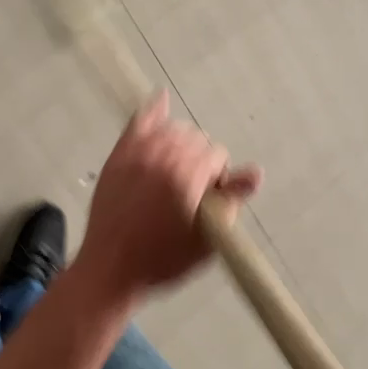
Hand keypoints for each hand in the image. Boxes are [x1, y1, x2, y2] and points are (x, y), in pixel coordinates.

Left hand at [74, 90, 261, 300]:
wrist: (111, 267)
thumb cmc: (164, 259)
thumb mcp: (207, 238)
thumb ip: (230, 200)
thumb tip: (256, 172)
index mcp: (189, 174)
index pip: (217, 155)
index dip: (217, 177)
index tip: (207, 198)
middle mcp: (165, 155)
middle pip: (195, 139)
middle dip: (199, 159)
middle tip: (190, 189)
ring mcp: (138, 152)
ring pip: (171, 129)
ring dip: (179, 143)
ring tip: (175, 168)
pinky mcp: (119, 154)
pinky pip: (139, 121)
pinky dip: (153, 110)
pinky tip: (161, 100)